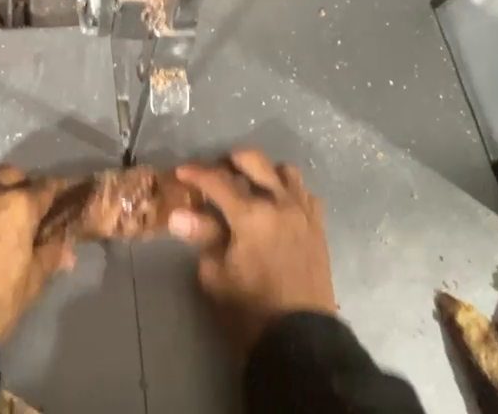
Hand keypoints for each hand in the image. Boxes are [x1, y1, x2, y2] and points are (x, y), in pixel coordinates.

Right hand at [167, 148, 336, 347]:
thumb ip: (202, 238)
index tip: (182, 171)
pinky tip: (279, 207)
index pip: (218, 181)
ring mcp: (303, 212)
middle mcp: (280, 203)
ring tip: (252, 188)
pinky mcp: (319, 226)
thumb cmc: (252, 308)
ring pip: (286, 171)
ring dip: (265, 173)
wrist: (301, 336)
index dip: (196, 173)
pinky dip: (290, 192)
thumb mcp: (217, 275)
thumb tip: (179, 216)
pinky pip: (306, 194)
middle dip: (231, 161)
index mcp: (251, 215)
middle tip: (217, 174)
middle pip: (254, 161)